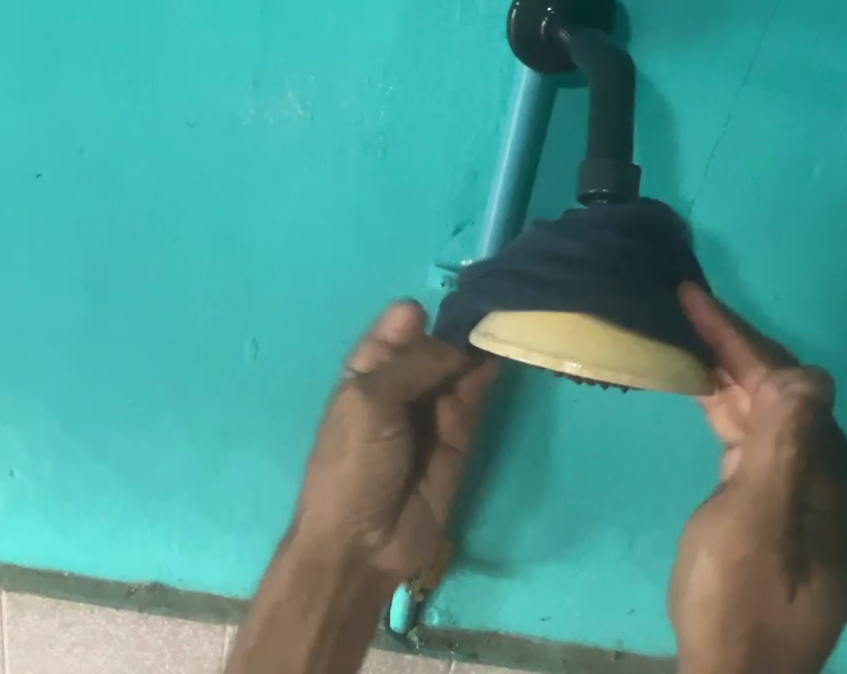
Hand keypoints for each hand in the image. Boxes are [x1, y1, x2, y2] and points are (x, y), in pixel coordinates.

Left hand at [291, 299, 498, 583]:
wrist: (363, 544)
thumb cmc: (352, 461)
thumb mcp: (370, 400)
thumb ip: (410, 363)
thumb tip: (450, 337)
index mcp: (366, 372)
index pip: (394, 331)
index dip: (417, 317)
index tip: (445, 302)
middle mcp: (398, 387)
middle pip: (430, 348)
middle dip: (451, 332)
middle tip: (481, 316)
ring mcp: (428, 414)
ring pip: (455, 372)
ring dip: (471, 354)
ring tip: (494, 332)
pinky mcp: (456, 442)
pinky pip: (470, 404)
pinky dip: (480, 382)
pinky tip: (492, 361)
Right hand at [669, 284, 846, 673]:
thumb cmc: (739, 601)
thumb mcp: (755, 523)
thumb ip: (783, 445)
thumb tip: (808, 374)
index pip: (791, 390)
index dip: (739, 340)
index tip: (693, 296)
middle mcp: (838, 480)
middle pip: (780, 394)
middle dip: (730, 345)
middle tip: (681, 298)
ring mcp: (808, 491)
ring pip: (764, 411)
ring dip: (723, 368)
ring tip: (680, 324)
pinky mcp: (778, 500)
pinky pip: (751, 435)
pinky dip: (722, 402)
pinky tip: (695, 376)